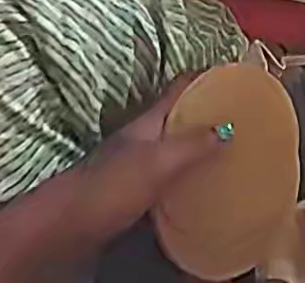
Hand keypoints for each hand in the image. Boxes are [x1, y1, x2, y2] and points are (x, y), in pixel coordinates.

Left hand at [76, 74, 229, 240]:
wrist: (64, 228)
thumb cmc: (109, 187)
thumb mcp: (157, 163)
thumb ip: (191, 145)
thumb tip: (229, 126)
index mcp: (151, 118)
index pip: (183, 84)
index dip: (208, 75)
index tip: (236, 77)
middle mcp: (146, 133)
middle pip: (182, 111)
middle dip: (209, 108)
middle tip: (240, 115)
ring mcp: (138, 160)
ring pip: (177, 141)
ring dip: (200, 140)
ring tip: (230, 147)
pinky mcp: (134, 187)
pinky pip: (171, 170)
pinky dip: (189, 170)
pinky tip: (201, 183)